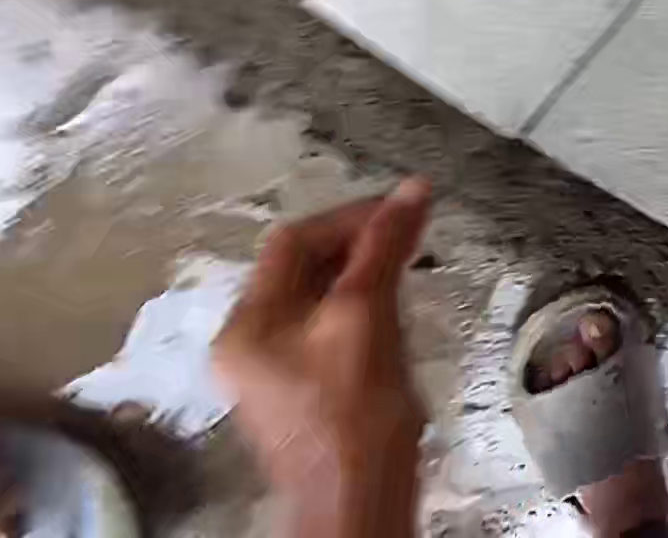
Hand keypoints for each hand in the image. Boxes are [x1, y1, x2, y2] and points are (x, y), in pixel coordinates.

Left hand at [213, 180, 431, 537]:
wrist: (358, 482)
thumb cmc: (354, 398)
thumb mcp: (366, 312)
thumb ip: (386, 246)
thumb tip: (416, 185)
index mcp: (250, 322)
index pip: (294, 241)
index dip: (351, 216)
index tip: (408, 208)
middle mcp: (255, 335)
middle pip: (307, 261)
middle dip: (362, 235)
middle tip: (417, 225)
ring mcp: (283, 356)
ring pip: (326, 284)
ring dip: (369, 258)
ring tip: (416, 249)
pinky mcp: (314, 369)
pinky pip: (337, 309)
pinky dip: (370, 286)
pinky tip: (401, 285)